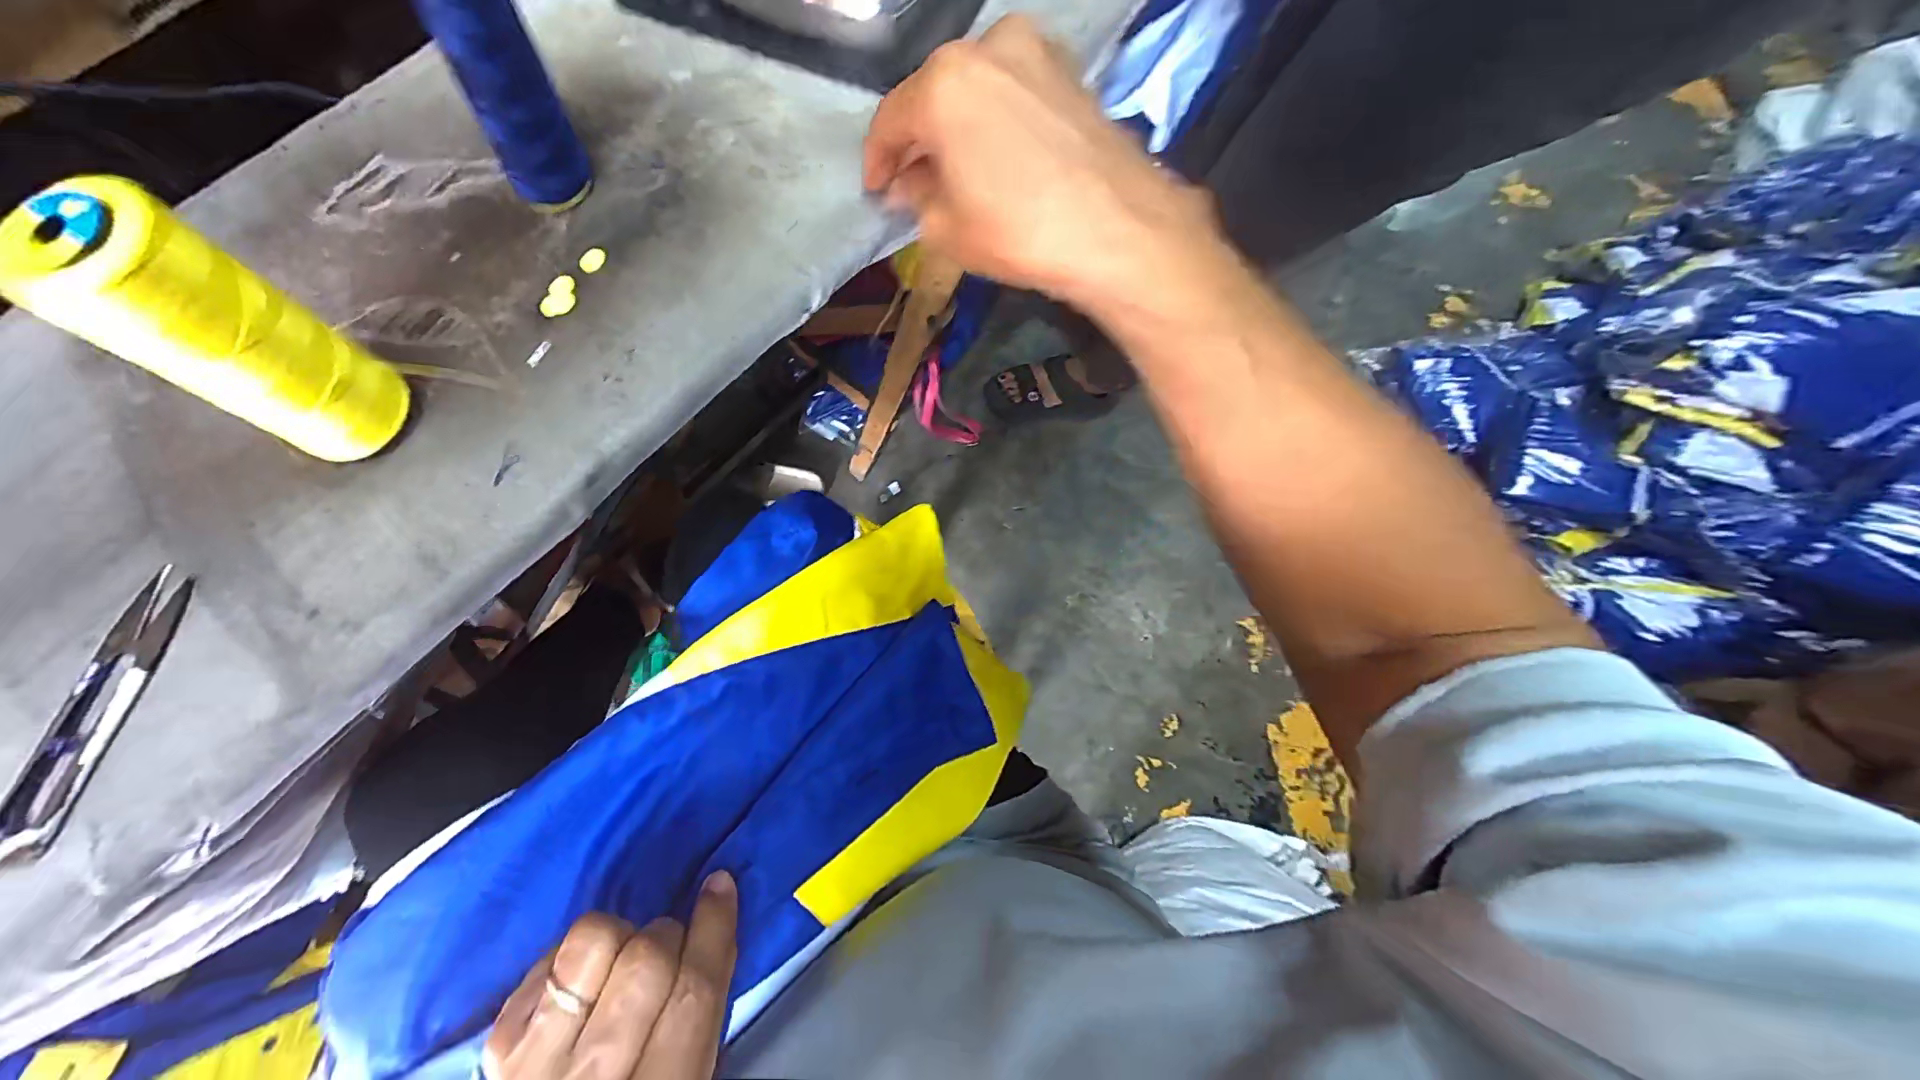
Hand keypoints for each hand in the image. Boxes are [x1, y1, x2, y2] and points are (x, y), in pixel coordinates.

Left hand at [482, 872, 738, 1079]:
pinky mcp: (499, 1043)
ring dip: (619, 935)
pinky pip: (548, 957)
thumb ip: (701, 1013)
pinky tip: (583, 980)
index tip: (719, 885)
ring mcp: (535, 1062)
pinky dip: (574, 954)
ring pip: (590, 943)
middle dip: (667, 935)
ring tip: (621, 959)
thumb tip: (714, 927)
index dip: (712, 927)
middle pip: (645, 963)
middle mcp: (592, 1077)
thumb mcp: (687, 1074)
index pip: (694, 992)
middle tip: (668, 947)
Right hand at [863, 16, 1226, 312]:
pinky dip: (998, 123)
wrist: (1118, 230)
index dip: (878, 161)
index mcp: (944, 82)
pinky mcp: (1070, 72)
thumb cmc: (1020, 232)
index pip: (892, 120)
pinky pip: (1014, 95)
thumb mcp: (948, 230)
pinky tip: (999, 160)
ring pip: (976, 92)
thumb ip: (917, 199)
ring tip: (959, 175)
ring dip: (960, 130)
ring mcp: (1036, 52)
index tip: (877, 190)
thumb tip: (910, 184)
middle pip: (935, 97)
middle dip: (922, 142)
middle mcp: (987, 46)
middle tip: (915, 185)